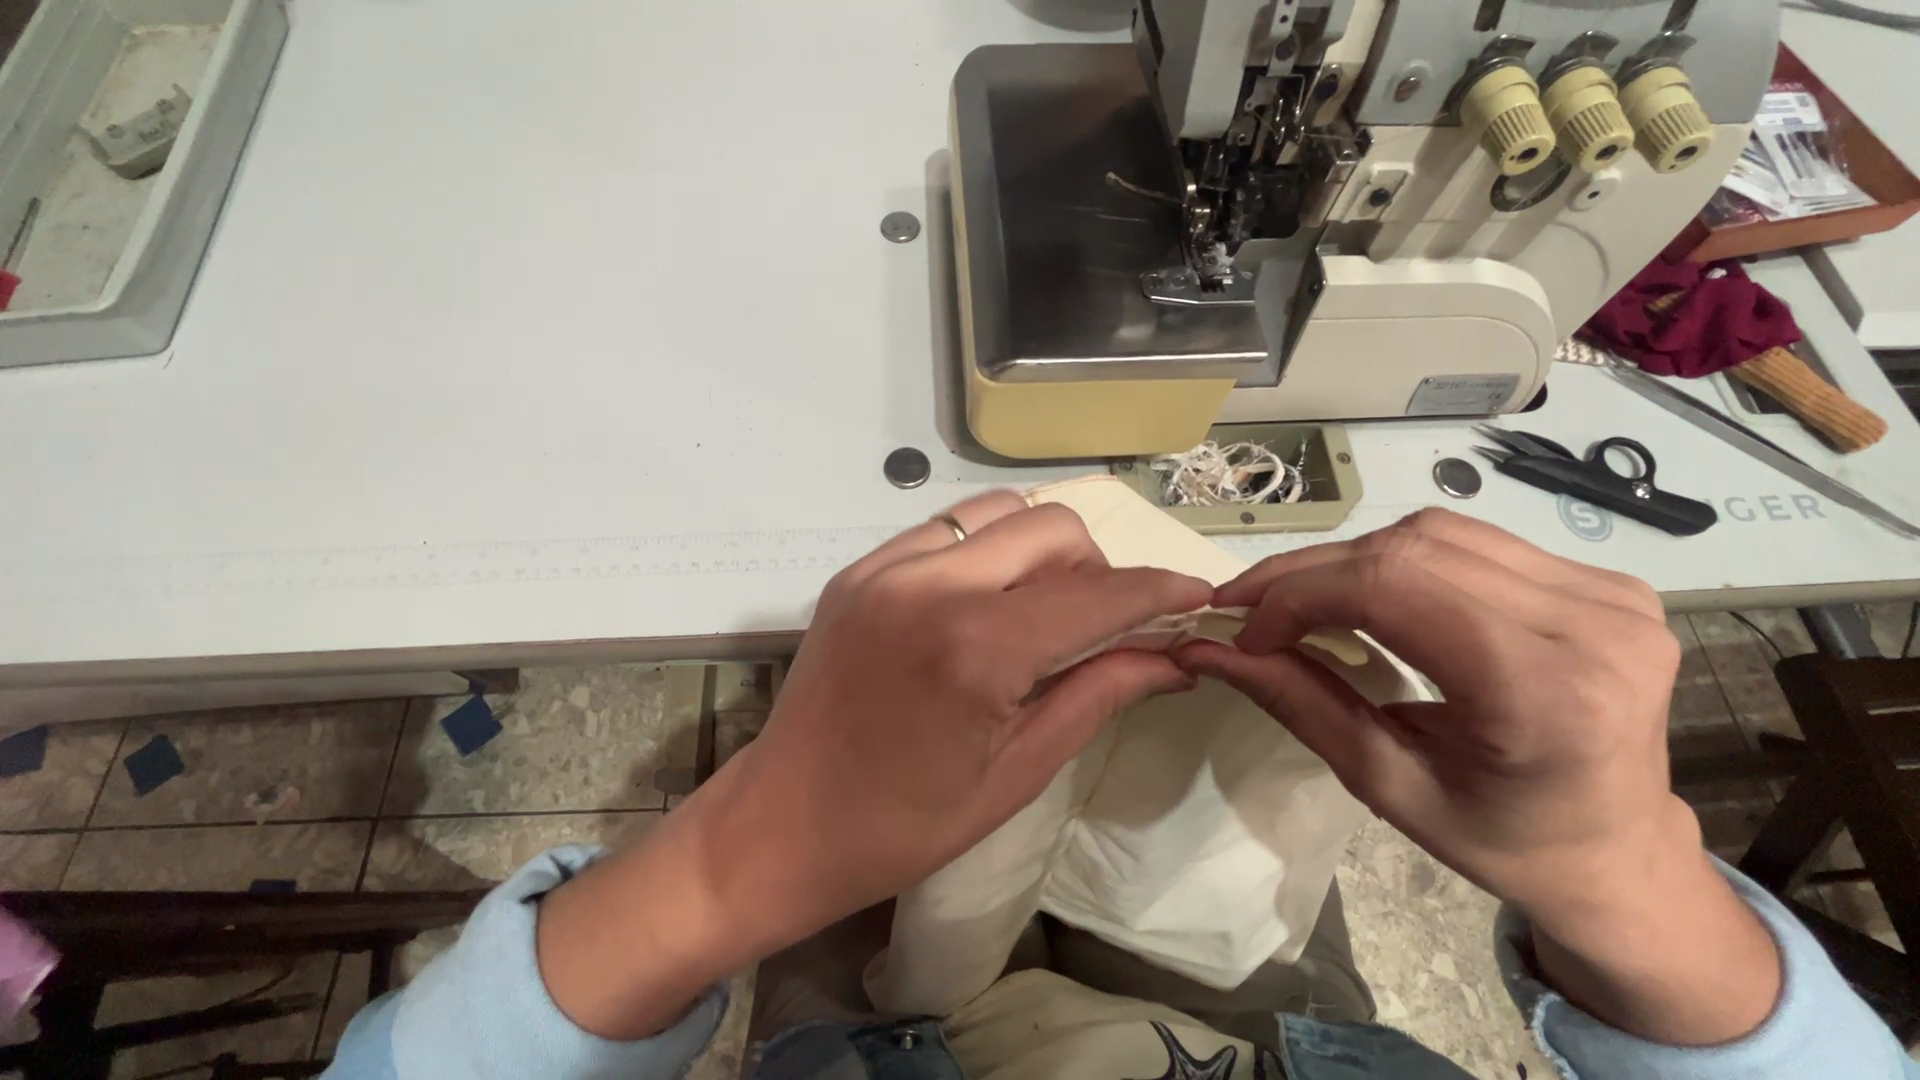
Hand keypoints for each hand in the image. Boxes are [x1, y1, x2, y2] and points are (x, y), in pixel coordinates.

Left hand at [537, 491, 1210, 1036]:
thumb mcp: (1017, 772)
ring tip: (1044, 611)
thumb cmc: (903, 825)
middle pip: (1052, 527)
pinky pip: (946, 529)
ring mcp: (884, 567)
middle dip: (1099, 568)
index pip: (1096, 594)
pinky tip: (986, 603)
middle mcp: (929, 582)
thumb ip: (1099, 695)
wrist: (781, 825)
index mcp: (974, 647)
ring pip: (1000, 512)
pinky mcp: (857, 570)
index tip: (1197, 594)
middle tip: (1105, 625)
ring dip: (1043, 549)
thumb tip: (1174, 656)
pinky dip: (987, 551)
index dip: (1158, 591)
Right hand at [1176, 508, 1780, 1044]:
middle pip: (1408, 548)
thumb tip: (1206, 650)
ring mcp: (1609, 593)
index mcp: (1545, 690)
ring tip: (1301, 603)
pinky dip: (1398, 561)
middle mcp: (1591, 622)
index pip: (1392, 587)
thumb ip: (1298, 703)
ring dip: (1349, 562)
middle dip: (1309, 573)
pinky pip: (1469, 542)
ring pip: (1434, 532)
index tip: (1244, 632)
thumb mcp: (1386, 786)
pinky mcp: (1604, 581)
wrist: (1618, 853)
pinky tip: (1370, 597)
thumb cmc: (1501, 841)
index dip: (1298, 594)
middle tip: (1250, 610)